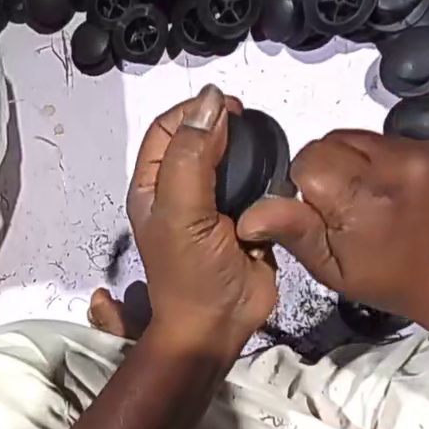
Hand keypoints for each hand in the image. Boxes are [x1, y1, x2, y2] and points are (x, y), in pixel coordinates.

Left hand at [97, 86, 276, 358]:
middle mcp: (181, 192)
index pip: (167, 129)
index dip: (194, 112)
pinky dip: (266, 180)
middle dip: (223, 127)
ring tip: (263, 154)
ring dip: (248, 154)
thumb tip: (211, 103)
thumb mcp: (182, 210)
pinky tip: (273, 180)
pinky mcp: (245, 220)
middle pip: (200, 140)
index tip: (227, 109)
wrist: (219, 325)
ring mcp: (214, 206)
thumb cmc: (191, 275)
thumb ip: (193, 155)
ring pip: (231, 162)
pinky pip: (256, 188)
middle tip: (248, 128)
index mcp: (154, 187)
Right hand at [237, 130, 428, 325]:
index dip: (306, 186)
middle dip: (329, 171)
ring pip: (360, 137)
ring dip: (355, 164)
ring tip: (372, 201)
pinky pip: (391, 140)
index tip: (324, 214)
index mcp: (361, 196)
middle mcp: (393, 164)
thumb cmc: (394, 280)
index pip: (308, 159)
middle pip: (332, 140)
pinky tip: (394, 193)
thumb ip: (293, 232)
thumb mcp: (332, 269)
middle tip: (346, 209)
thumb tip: (251, 215)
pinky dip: (383, 162)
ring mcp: (420, 152)